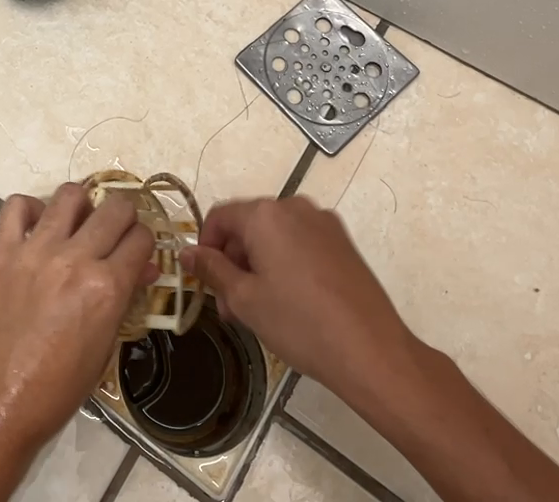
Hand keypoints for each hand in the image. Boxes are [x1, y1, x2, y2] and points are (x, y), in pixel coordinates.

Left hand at [0, 183, 157, 453]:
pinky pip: (16, 206)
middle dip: (123, 217)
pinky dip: (30, 209)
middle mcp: (75, 260)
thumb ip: (125, 298)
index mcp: (107, 287)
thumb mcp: (104, 347)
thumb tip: (144, 267)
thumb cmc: (58, 389)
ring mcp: (36, 251)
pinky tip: (37, 229)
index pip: (142, 238)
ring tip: (77, 225)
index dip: (145, 242)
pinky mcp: (2, 252)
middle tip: (114, 234)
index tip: (138, 250)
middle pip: (114, 207)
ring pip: (69, 194)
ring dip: (81, 205)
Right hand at [181, 196, 419, 389]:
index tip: (205, 282)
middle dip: (232, 261)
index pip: (220, 217)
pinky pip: (300, 243)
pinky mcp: (343, 243)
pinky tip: (289, 302)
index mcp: (266, 214)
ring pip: (275, 236)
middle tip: (230, 307)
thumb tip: (186, 253)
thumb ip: (211, 270)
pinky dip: (284, 263)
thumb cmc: (299, 323)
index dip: (205, 247)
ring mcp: (324, 224)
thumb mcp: (244, 299)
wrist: (372, 352)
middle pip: (248, 225)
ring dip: (257, 265)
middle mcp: (295, 207)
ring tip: (258, 310)